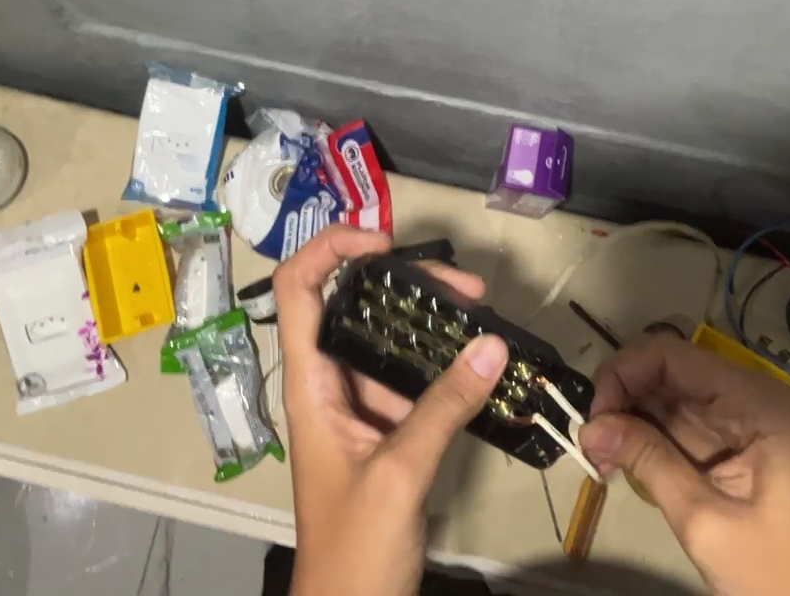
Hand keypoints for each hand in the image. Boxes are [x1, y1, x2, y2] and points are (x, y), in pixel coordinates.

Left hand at [273, 225, 508, 595]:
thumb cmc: (354, 546)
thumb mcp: (400, 471)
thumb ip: (444, 406)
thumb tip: (491, 345)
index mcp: (309, 379)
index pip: (298, 288)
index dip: (329, 249)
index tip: (382, 243)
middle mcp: (330, 376)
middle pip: (354, 299)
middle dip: (405, 278)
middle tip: (465, 285)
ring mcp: (359, 398)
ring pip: (388, 332)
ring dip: (430, 314)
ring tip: (480, 307)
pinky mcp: (387, 420)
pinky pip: (412, 370)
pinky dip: (443, 354)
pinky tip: (479, 352)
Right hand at [578, 333, 789, 595]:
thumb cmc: (775, 576)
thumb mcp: (705, 519)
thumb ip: (647, 461)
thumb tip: (588, 427)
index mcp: (756, 401)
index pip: (673, 355)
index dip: (625, 373)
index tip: (595, 417)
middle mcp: (748, 396)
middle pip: (666, 369)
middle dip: (621, 396)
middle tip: (591, 441)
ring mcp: (739, 419)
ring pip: (663, 393)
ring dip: (626, 416)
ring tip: (598, 456)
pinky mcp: (727, 443)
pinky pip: (673, 420)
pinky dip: (641, 434)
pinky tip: (617, 459)